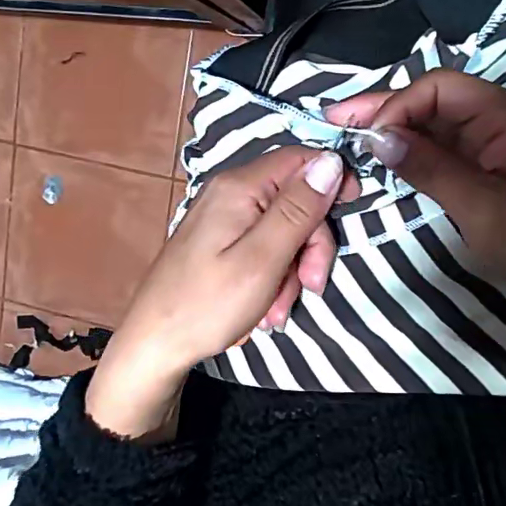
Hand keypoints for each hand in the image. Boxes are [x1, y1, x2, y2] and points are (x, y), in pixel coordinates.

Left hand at [87, 146, 354, 438]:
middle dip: (311, 244)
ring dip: (293, 269)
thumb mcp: (263, 259)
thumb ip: (298, 209)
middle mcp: (232, 192)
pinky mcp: (222, 240)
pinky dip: (274, 275)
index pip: (302, 160)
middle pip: (296, 199)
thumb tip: (332, 160)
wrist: (154, 345)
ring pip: (285, 228)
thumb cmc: (207, 305)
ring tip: (276, 310)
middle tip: (310, 286)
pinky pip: (264, 246)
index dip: (332, 182)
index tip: (351, 214)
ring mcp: (225, 217)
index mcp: (240, 187)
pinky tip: (264, 307)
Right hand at [327, 70, 505, 395]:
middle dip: (388, 111)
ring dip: (401, 132)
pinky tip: (393, 160)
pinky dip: (423, 152)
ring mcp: (505, 138)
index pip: (438, 86)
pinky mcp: (502, 162)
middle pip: (437, 99)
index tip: (363, 138)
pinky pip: (455, 146)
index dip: (396, 105)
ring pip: (442, 123)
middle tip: (336, 121)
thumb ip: (428, 167)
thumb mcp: (479, 208)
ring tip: (353, 140)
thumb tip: (377, 136)